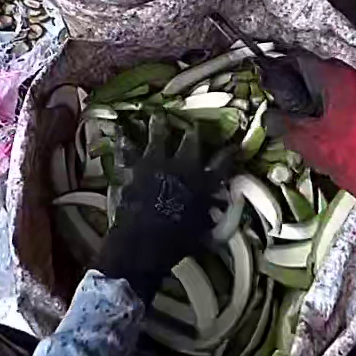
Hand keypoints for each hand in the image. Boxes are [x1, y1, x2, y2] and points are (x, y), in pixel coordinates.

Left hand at [95, 118, 235, 302]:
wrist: (143, 242)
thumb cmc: (177, 242)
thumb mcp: (205, 232)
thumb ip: (214, 216)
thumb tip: (222, 206)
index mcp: (203, 182)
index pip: (224, 162)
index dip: (231, 152)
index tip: (235, 145)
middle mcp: (181, 165)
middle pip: (191, 140)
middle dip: (194, 131)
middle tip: (194, 125)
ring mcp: (155, 162)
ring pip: (158, 134)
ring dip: (159, 123)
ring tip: (158, 114)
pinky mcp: (133, 166)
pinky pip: (126, 147)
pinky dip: (123, 137)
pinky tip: (120, 127)